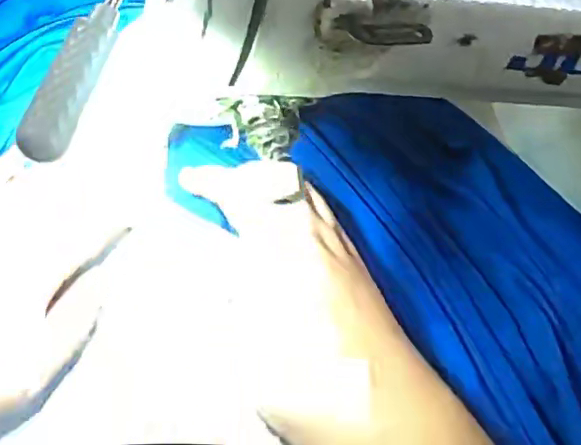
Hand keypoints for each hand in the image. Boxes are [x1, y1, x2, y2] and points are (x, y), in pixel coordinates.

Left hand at [0, 158, 127, 444]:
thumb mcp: (29, 372)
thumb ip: (75, 321)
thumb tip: (104, 279)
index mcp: (43, 267)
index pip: (94, 231)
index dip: (121, 214)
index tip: (143, 199)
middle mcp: (18, 234)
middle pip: (70, 195)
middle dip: (101, 174)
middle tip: (125, 152)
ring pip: (36, 182)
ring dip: (66, 162)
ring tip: (89, 144)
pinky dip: (13, 162)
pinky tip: (26, 150)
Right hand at [178, 161, 490, 444]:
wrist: (391, 406)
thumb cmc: (319, 389)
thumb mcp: (255, 357)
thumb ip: (230, 302)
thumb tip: (211, 263)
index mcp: (286, 253)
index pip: (242, 197)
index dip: (212, 182)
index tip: (189, 176)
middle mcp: (314, 234)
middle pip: (276, 179)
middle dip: (241, 175)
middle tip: (214, 183)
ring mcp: (339, 242)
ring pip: (302, 187)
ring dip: (269, 182)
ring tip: (246, 193)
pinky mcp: (355, 256)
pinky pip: (320, 205)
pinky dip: (295, 197)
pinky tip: (287, 219)